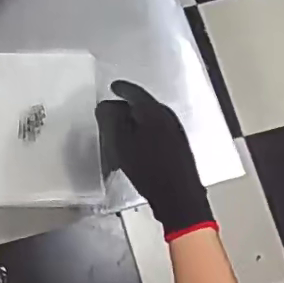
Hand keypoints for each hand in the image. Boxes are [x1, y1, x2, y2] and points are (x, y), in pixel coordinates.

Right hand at [97, 80, 211, 238]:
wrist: (178, 196)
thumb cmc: (148, 169)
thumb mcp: (120, 144)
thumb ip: (110, 121)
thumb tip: (105, 106)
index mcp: (153, 112)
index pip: (134, 93)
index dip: (121, 89)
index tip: (113, 87)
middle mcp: (168, 117)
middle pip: (144, 105)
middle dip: (127, 106)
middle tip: (111, 110)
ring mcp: (176, 131)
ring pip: (150, 118)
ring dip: (135, 120)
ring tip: (120, 129)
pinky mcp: (178, 146)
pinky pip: (157, 130)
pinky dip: (144, 131)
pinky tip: (136, 144)